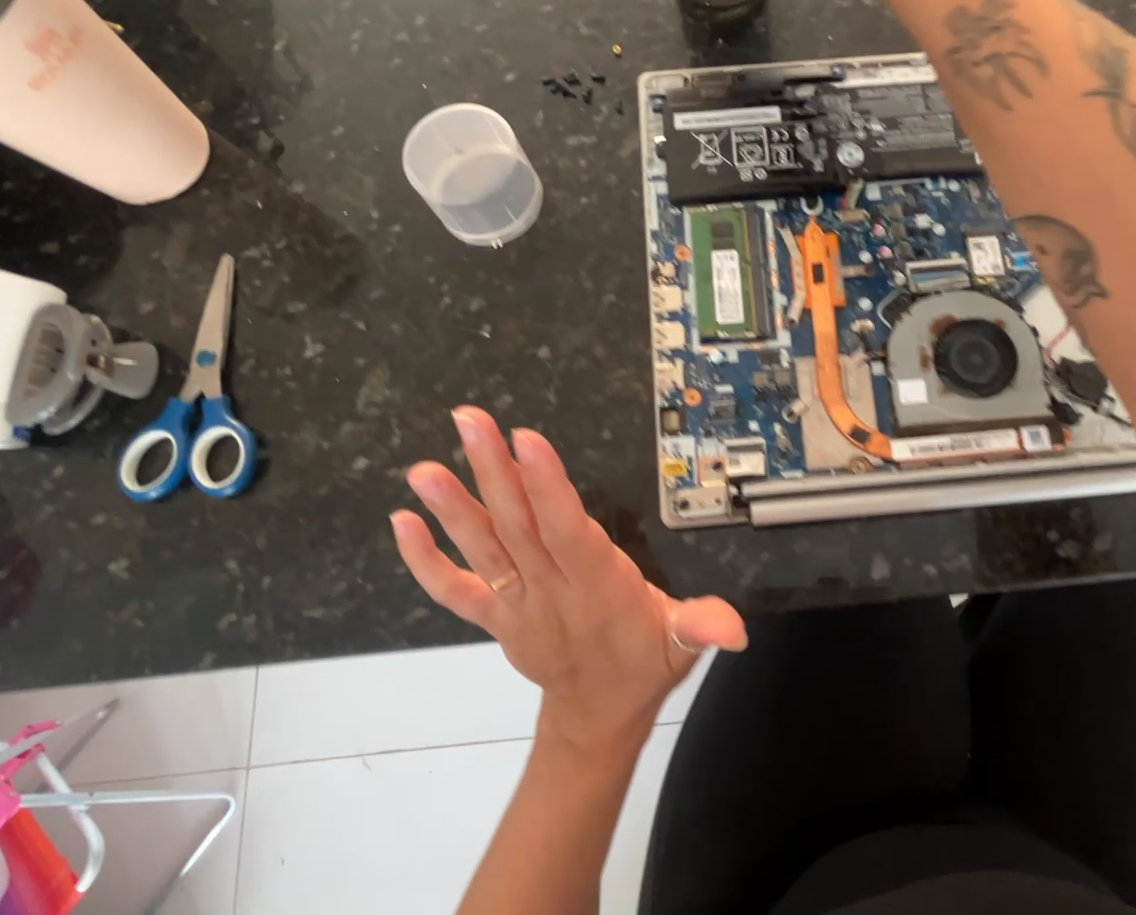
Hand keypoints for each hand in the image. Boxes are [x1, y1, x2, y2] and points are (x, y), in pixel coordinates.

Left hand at [391, 407, 746, 751]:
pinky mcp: (494, 614)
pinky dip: (424, 560)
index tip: (526, 440)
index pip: (568, 531)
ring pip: (483, 549)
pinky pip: (454, 588)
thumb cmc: (644, 662)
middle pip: (518, 525)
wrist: (598, 714)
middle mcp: (550, 589)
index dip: (547, 487)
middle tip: (469, 421)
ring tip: (423, 467)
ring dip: (452, 507)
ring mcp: (515, 602)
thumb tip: (734, 630)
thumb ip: (702, 626)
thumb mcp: (682, 644)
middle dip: (493, 471)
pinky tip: (401, 523)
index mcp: (598, 587)